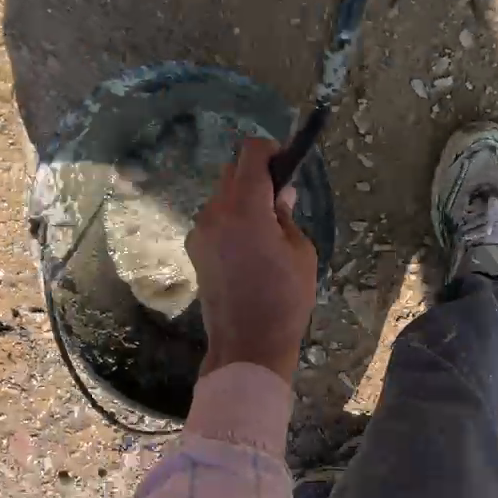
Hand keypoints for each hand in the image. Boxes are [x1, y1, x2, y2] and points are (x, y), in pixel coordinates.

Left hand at [186, 138, 318, 385]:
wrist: (248, 346)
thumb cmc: (285, 300)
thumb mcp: (302, 254)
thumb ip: (287, 216)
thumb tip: (280, 195)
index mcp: (245, 208)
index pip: (251, 153)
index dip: (271, 151)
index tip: (286, 165)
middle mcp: (215, 212)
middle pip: (233, 172)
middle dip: (257, 177)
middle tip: (280, 202)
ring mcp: (200, 231)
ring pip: (222, 197)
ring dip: (243, 202)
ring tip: (266, 234)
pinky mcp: (195, 250)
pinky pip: (215, 222)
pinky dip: (232, 223)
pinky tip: (248, 253)